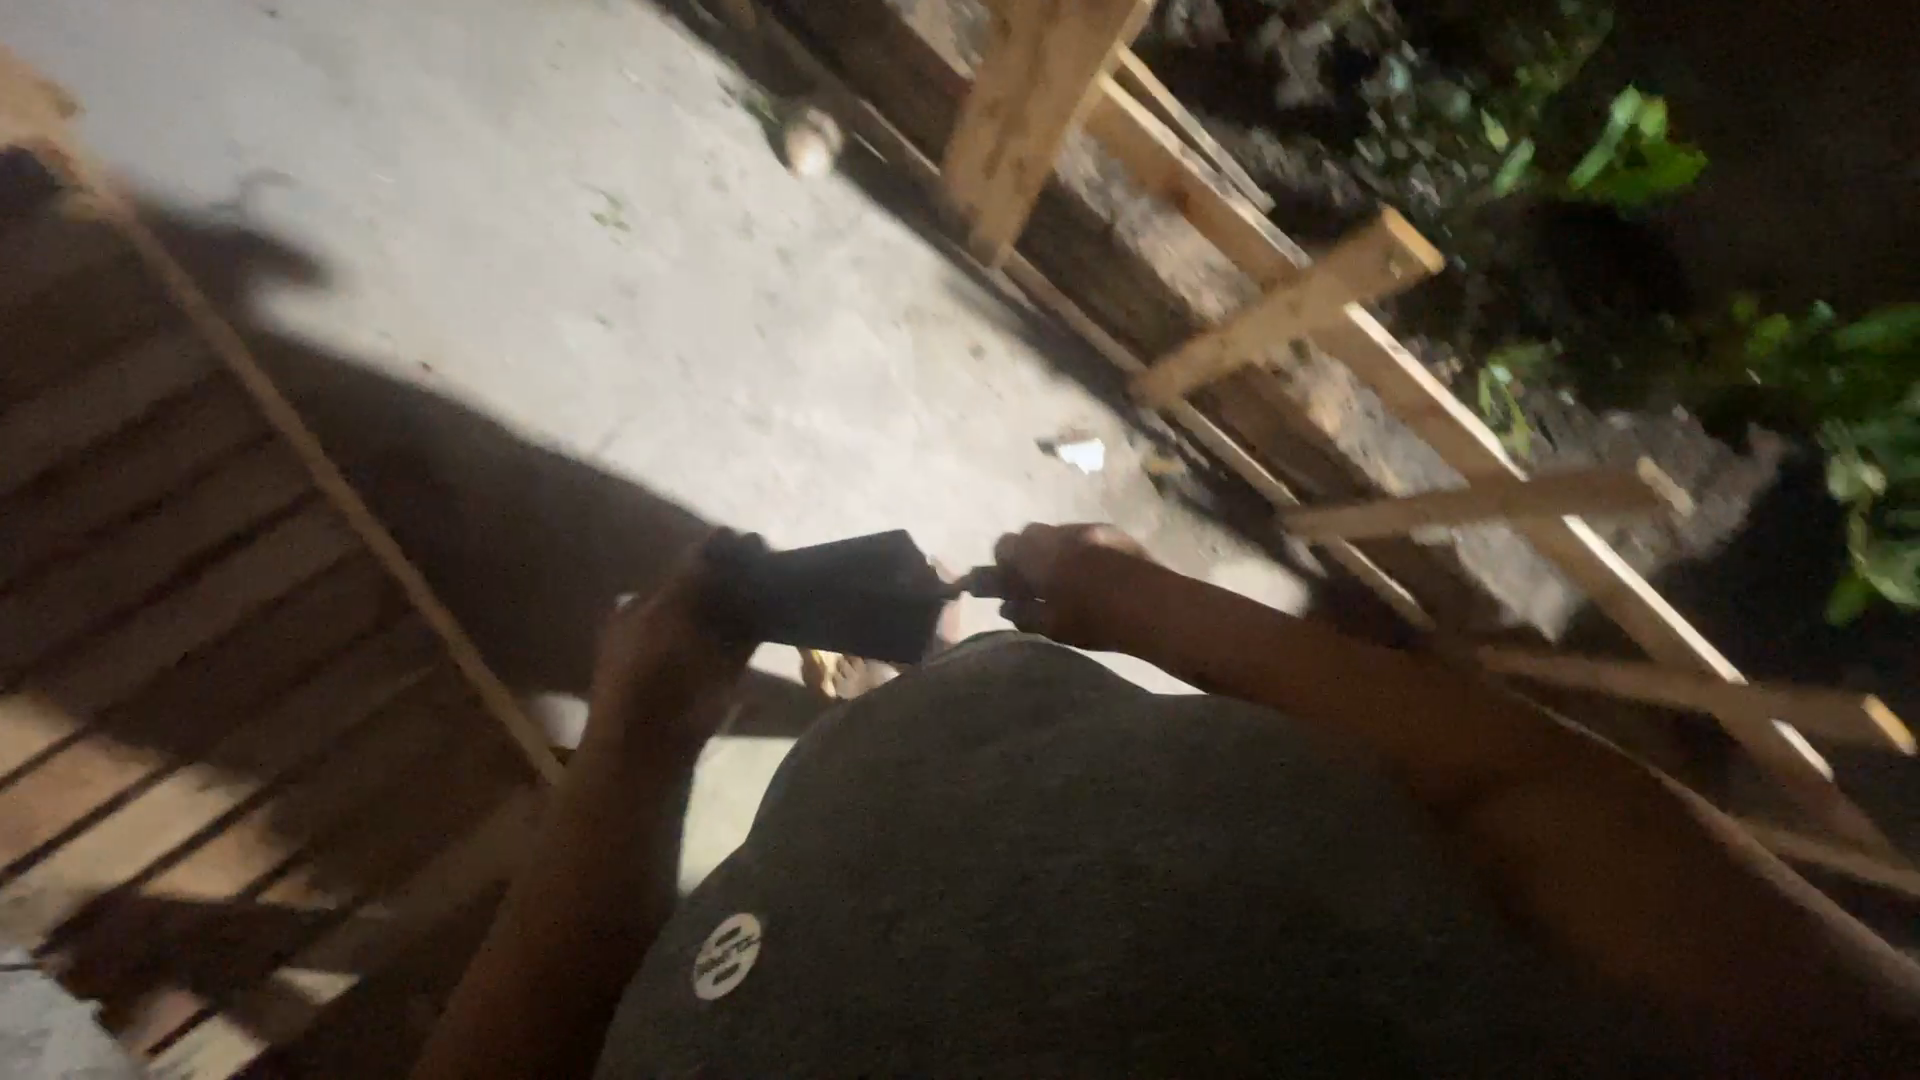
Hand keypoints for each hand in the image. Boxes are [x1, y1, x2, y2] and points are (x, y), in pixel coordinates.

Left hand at [586, 530, 762, 760]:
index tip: (735, 535)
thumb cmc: (645, 673)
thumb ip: (689, 578)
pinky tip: (777, 602)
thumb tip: (715, 540)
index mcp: (642, 610)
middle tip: (762, 548)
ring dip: (749, 592)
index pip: (680, 572)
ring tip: (775, 567)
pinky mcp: (723, 674)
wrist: (649, 744)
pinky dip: (759, 621)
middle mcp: (669, 627)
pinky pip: (744, 640)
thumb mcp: (660, 616)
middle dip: (733, 570)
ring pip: (727, 613)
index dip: (708, 552)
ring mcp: (697, 652)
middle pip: (707, 590)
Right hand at [992, 523, 1153, 650]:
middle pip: (1030, 533)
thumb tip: (1005, 607)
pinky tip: (1092, 572)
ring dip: (1054, 550)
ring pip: (1058, 533)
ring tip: (1066, 578)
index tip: (1009, 584)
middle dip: (1027, 554)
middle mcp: (1061, 534)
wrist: (1157, 608)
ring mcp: (1090, 528)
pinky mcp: (1115, 531)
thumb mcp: (1053, 626)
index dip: (1002, 564)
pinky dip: (1078, 549)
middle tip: (1035, 581)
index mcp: (1039, 555)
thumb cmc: (1097, 621)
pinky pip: (1084, 535)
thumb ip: (1024, 614)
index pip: (1005, 545)